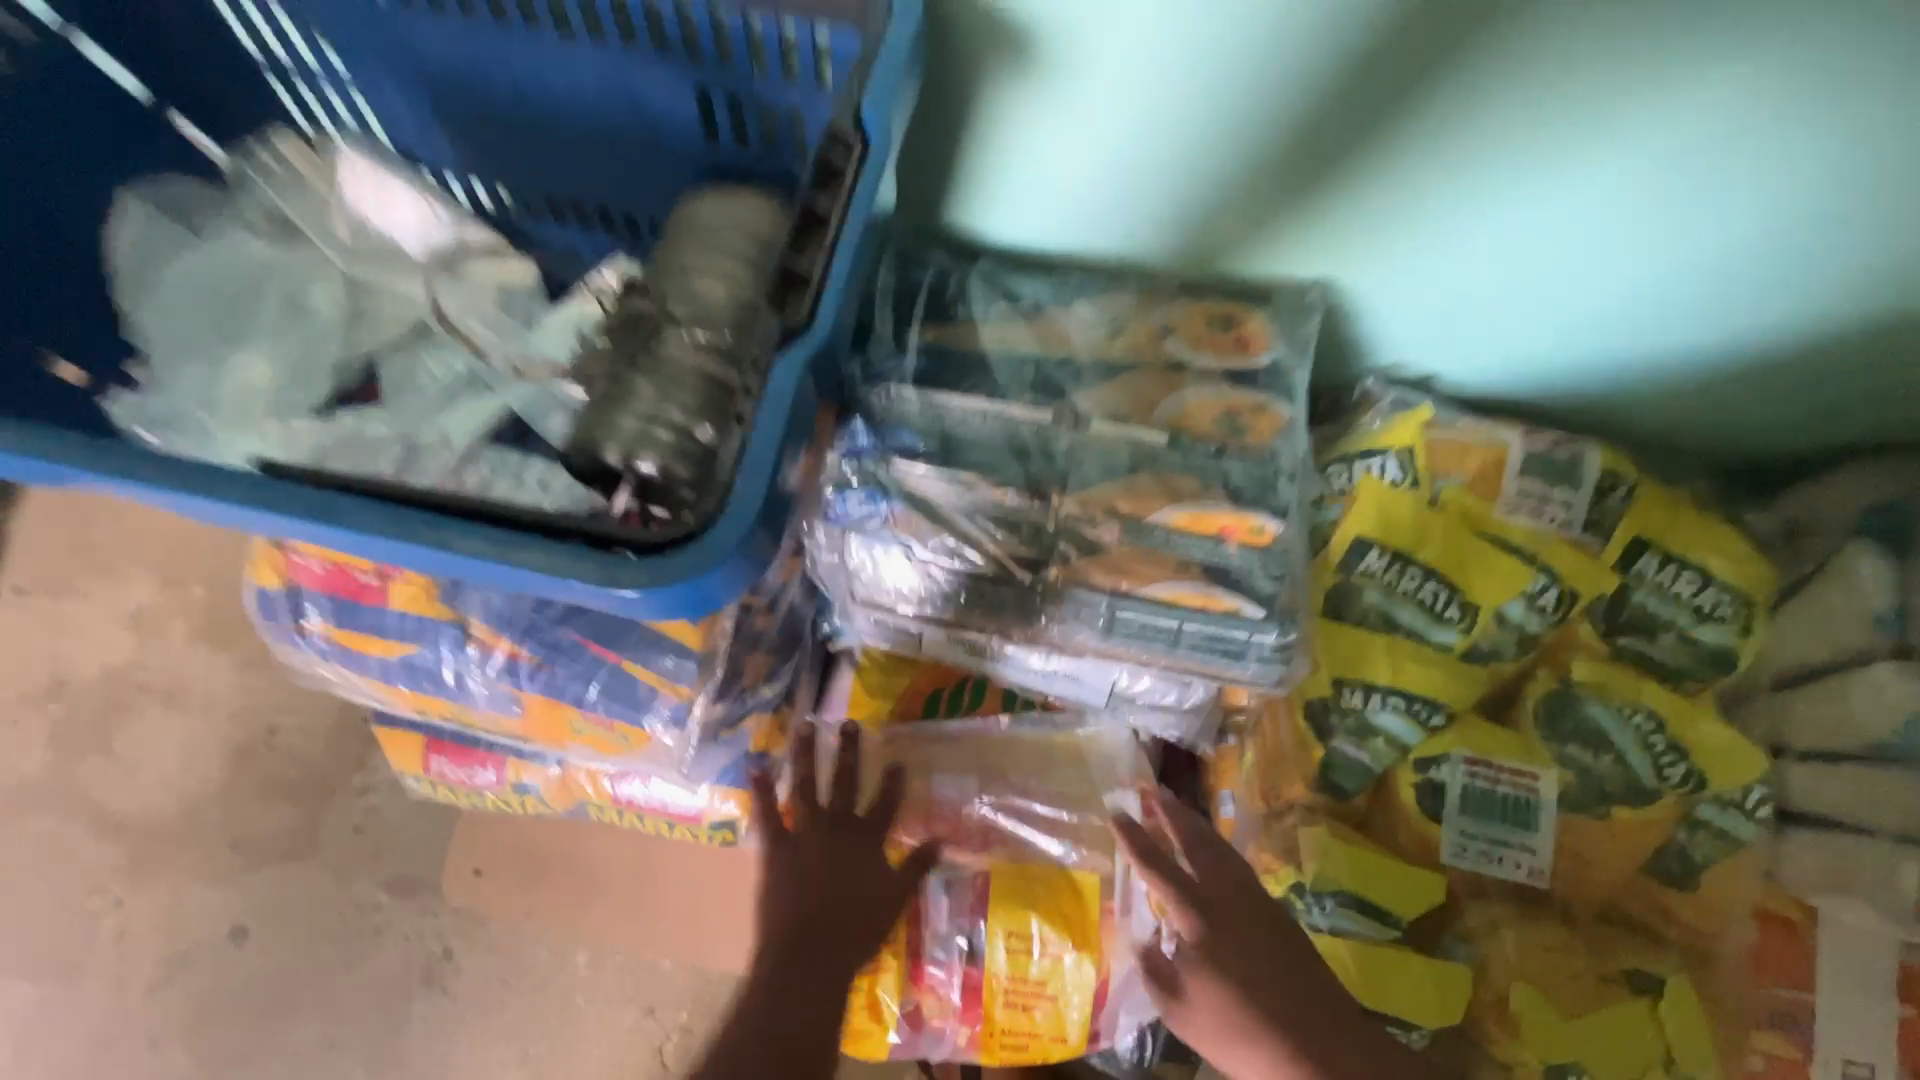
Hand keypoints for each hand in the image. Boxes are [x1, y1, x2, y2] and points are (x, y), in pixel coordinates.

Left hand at [747, 721, 941, 985]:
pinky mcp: (775, 847)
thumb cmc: (857, 932)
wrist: (809, 956)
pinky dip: (760, 789)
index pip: (885, 803)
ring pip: (805, 785)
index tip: (896, 758)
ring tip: (805, 726)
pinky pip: (766, 813)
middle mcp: (837, 827)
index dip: (892, 781)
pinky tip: (756, 766)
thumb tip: (942, 841)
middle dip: (848, 751)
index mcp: (867, 840)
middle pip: (844, 782)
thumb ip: (917, 868)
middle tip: (849, 723)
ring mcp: (804, 833)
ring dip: (805, 754)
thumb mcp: (896, 900)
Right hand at [1113, 790, 1425, 1079]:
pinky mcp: (1278, 913)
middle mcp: (1226, 895)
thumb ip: (1153, 970)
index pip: (1157, 866)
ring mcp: (1257, 900)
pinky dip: (1218, 847)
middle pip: (1195, 842)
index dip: (1134, 837)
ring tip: (1178, 806)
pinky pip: (1238, 865)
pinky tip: (1215, 852)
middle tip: (1150, 787)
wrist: (1322, 1048)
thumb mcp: (1179, 1011)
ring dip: (1196, 824)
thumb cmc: (1241, 1033)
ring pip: (1221, 849)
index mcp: (1197, 915)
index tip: (1116, 811)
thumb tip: (1141, 940)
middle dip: (1170, 813)